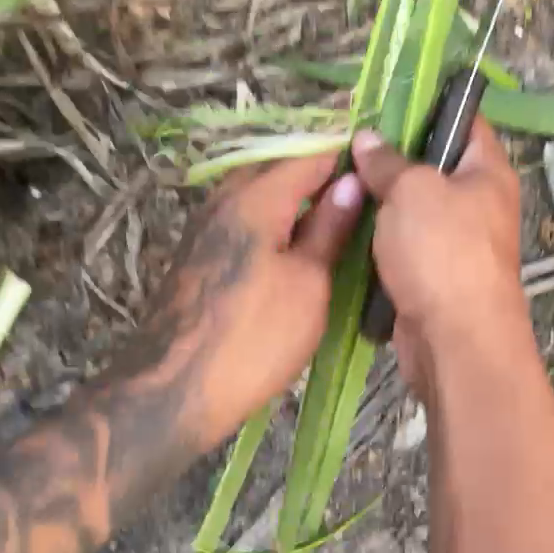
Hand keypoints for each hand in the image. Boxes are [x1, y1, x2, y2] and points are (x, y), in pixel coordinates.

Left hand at [150, 153, 363, 444]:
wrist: (170, 395)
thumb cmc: (254, 338)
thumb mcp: (310, 283)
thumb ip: (331, 228)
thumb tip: (352, 182)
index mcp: (255, 199)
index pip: (311, 157)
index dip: (349, 158)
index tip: (383, 170)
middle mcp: (225, 202)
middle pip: (283, 170)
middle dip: (324, 178)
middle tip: (367, 199)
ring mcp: (207, 228)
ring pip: (263, 196)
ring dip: (301, 202)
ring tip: (342, 224)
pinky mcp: (200, 255)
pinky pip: (248, 219)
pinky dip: (279, 222)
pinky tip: (304, 249)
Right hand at [351, 124, 526, 392]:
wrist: (457, 338)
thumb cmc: (444, 250)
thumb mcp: (413, 190)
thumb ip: (389, 161)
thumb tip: (369, 139)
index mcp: (488, 171)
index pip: (466, 121)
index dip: (432, 105)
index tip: (387, 99)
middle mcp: (479, 201)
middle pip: (433, 165)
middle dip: (392, 155)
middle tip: (346, 143)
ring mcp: (457, 240)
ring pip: (413, 208)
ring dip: (379, 200)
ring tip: (336, 179)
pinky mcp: (434, 273)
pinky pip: (402, 244)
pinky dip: (377, 238)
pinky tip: (344, 224)